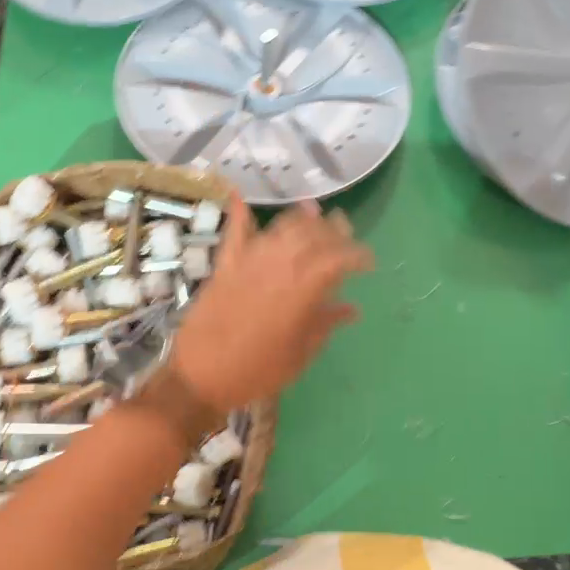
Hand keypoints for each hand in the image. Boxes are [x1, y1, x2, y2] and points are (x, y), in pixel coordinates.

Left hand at [170, 195, 371, 410]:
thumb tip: (350, 308)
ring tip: (314, 216)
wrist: (201, 376)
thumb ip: (324, 324)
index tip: (369, 262)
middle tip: (346, 234)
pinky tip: (240, 193)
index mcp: (302, 289)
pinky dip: (239, 212)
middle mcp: (279, 266)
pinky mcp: (225, 265)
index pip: (338, 258)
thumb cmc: (258, 371)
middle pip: (312, 235)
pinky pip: (234, 232)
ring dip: (301, 219)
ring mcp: (249, 261)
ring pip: (281, 228)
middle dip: (334, 230)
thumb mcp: (300, 354)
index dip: (357, 255)